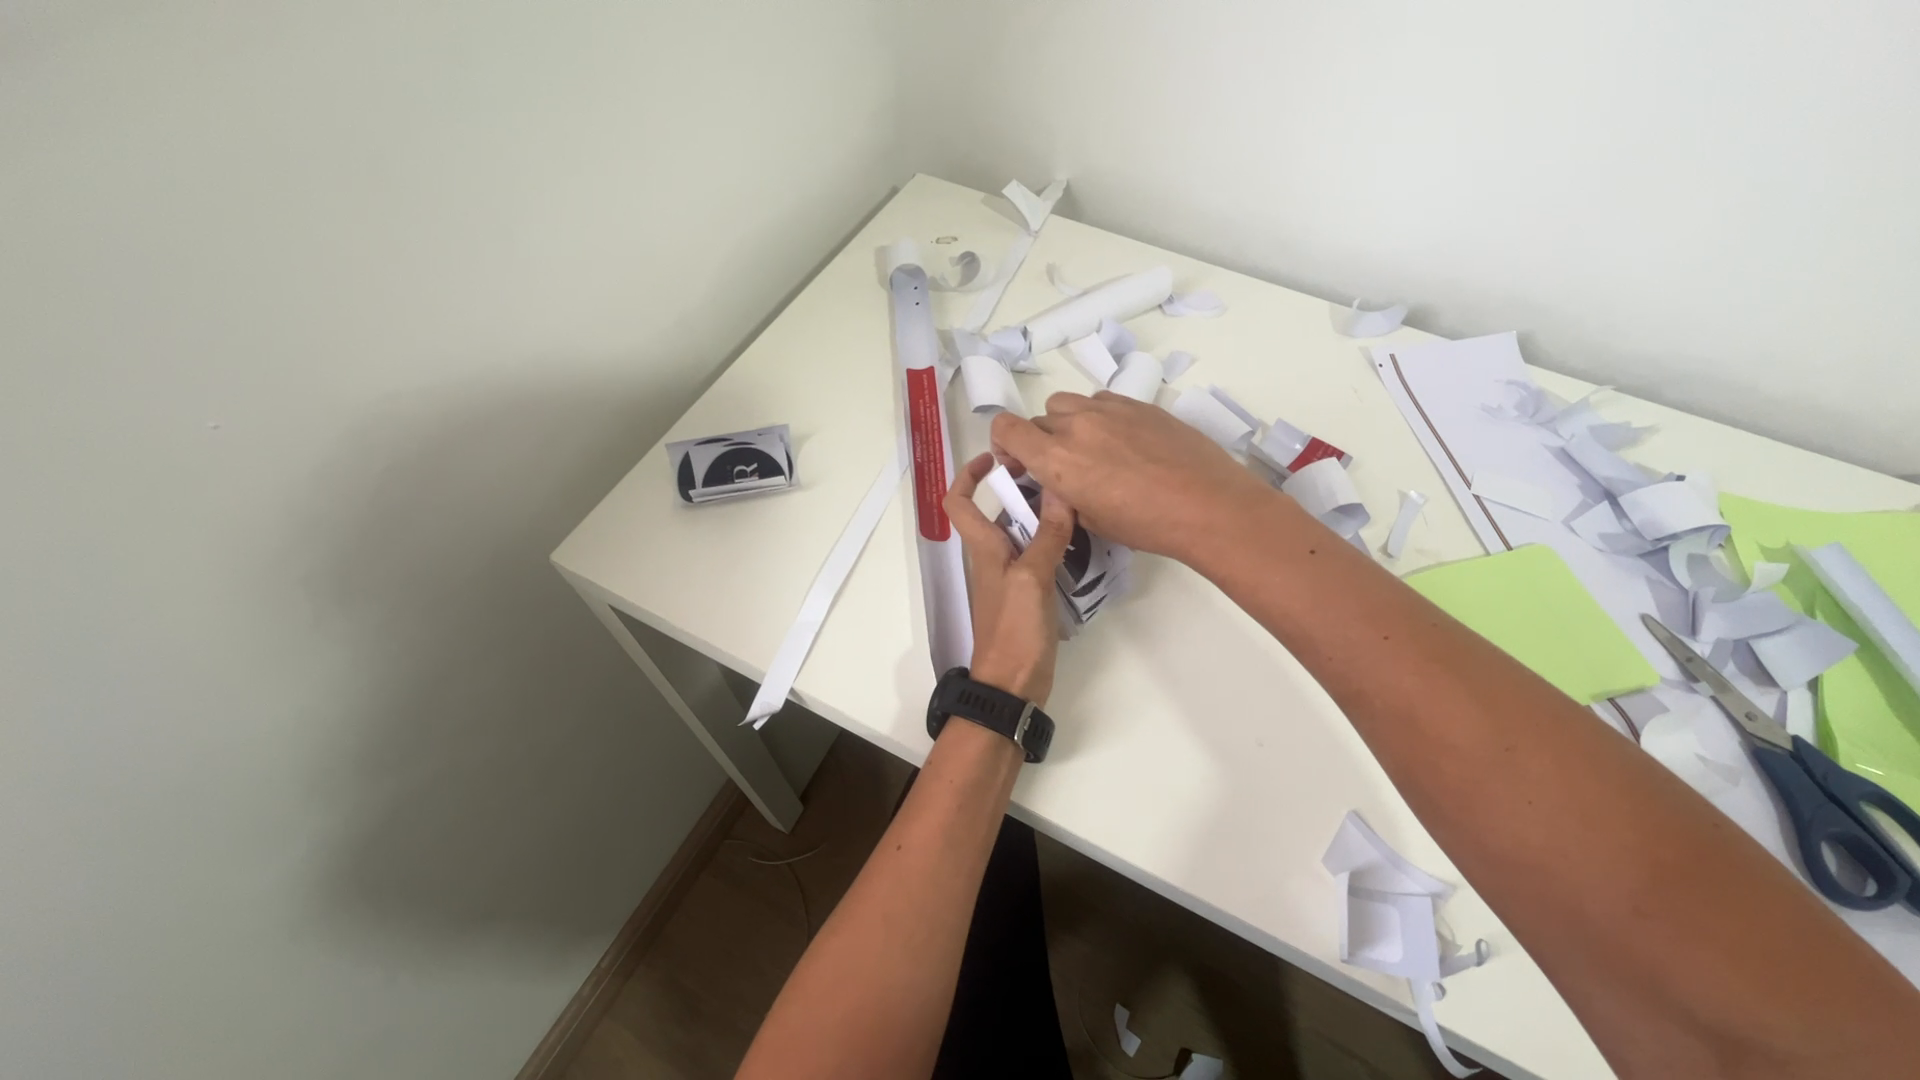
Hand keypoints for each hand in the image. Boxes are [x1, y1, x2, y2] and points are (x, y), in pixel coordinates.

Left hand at [943, 452, 1074, 704]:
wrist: (1012, 685)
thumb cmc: (1014, 630)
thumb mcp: (1032, 578)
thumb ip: (1046, 536)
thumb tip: (1060, 492)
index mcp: (983, 548)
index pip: (958, 502)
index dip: (968, 475)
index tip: (996, 458)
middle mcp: (993, 557)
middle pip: (1000, 513)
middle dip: (1025, 491)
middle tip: (1061, 478)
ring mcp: (1011, 577)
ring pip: (1024, 534)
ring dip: (1046, 517)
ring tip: (1081, 503)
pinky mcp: (1029, 595)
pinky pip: (1040, 558)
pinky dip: (1057, 544)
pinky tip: (1084, 540)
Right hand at [989, 391, 1276, 562]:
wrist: (1207, 505)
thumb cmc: (1146, 524)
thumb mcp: (1090, 521)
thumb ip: (1062, 494)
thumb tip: (1058, 483)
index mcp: (1057, 458)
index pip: (1006, 428)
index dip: (1003, 444)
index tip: (1019, 464)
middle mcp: (1076, 425)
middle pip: (1038, 420)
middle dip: (1039, 442)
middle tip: (1060, 469)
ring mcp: (1109, 409)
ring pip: (1068, 405)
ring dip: (1067, 425)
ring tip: (1090, 452)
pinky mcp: (1138, 404)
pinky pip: (1101, 401)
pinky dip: (1098, 418)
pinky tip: (1121, 443)